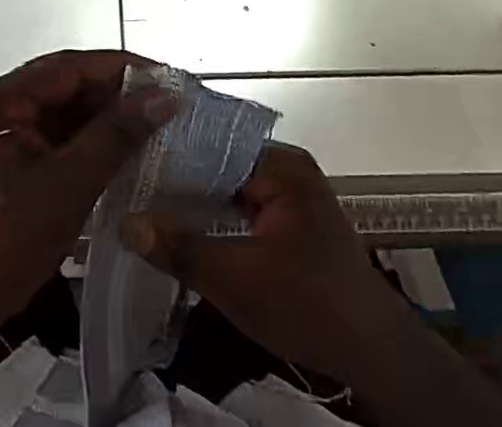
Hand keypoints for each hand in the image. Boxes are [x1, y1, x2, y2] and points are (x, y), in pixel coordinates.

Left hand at [0, 50, 177, 330]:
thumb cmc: (2, 241)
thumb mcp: (68, 184)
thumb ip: (115, 136)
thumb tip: (160, 98)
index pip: (67, 67)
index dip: (119, 69)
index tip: (164, 76)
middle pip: (64, 86)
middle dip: (115, 94)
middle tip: (166, 104)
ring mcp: (1, 134)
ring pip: (62, 112)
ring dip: (104, 119)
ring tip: (153, 125)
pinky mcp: (10, 160)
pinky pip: (56, 137)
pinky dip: (88, 142)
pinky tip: (122, 150)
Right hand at [121, 143, 400, 377]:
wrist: (378, 361)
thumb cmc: (313, 310)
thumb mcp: (237, 281)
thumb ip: (179, 249)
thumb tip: (123, 223)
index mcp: (281, 164)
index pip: (209, 140)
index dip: (166, 151)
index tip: (125, 160)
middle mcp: (284, 167)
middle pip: (213, 161)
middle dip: (172, 176)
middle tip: (123, 181)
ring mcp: (285, 193)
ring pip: (221, 185)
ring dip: (187, 198)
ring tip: (137, 199)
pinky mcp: (282, 218)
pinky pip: (232, 204)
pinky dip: (206, 214)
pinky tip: (172, 224)